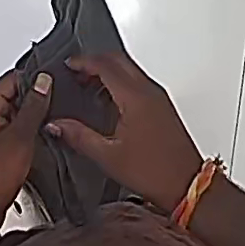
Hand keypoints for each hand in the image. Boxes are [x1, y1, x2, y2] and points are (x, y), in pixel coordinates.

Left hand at [0, 69, 51, 232]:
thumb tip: (43, 81)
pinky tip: (41, 141)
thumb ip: (34, 106)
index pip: (14, 77)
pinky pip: (17, 128)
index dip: (36, 80)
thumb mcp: (19, 138)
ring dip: (35, 119)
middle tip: (57, 109)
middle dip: (38, 101)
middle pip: (17, 94)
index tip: (57, 84)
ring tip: (49, 128)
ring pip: (19, 112)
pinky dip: (30, 133)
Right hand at [48, 52, 201, 212]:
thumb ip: (79, 137)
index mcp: (135, 97)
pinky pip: (137, 80)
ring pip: (129, 68)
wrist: (188, 185)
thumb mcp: (108, 156)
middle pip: (119, 59)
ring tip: (88, 84)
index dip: (84, 61)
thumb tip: (56, 126)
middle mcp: (149, 91)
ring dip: (108, 69)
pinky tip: (108, 99)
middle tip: (76, 70)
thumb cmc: (156, 172)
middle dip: (95, 60)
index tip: (69, 65)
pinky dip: (119, 79)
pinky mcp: (162, 105)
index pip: (106, 64)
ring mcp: (158, 97)